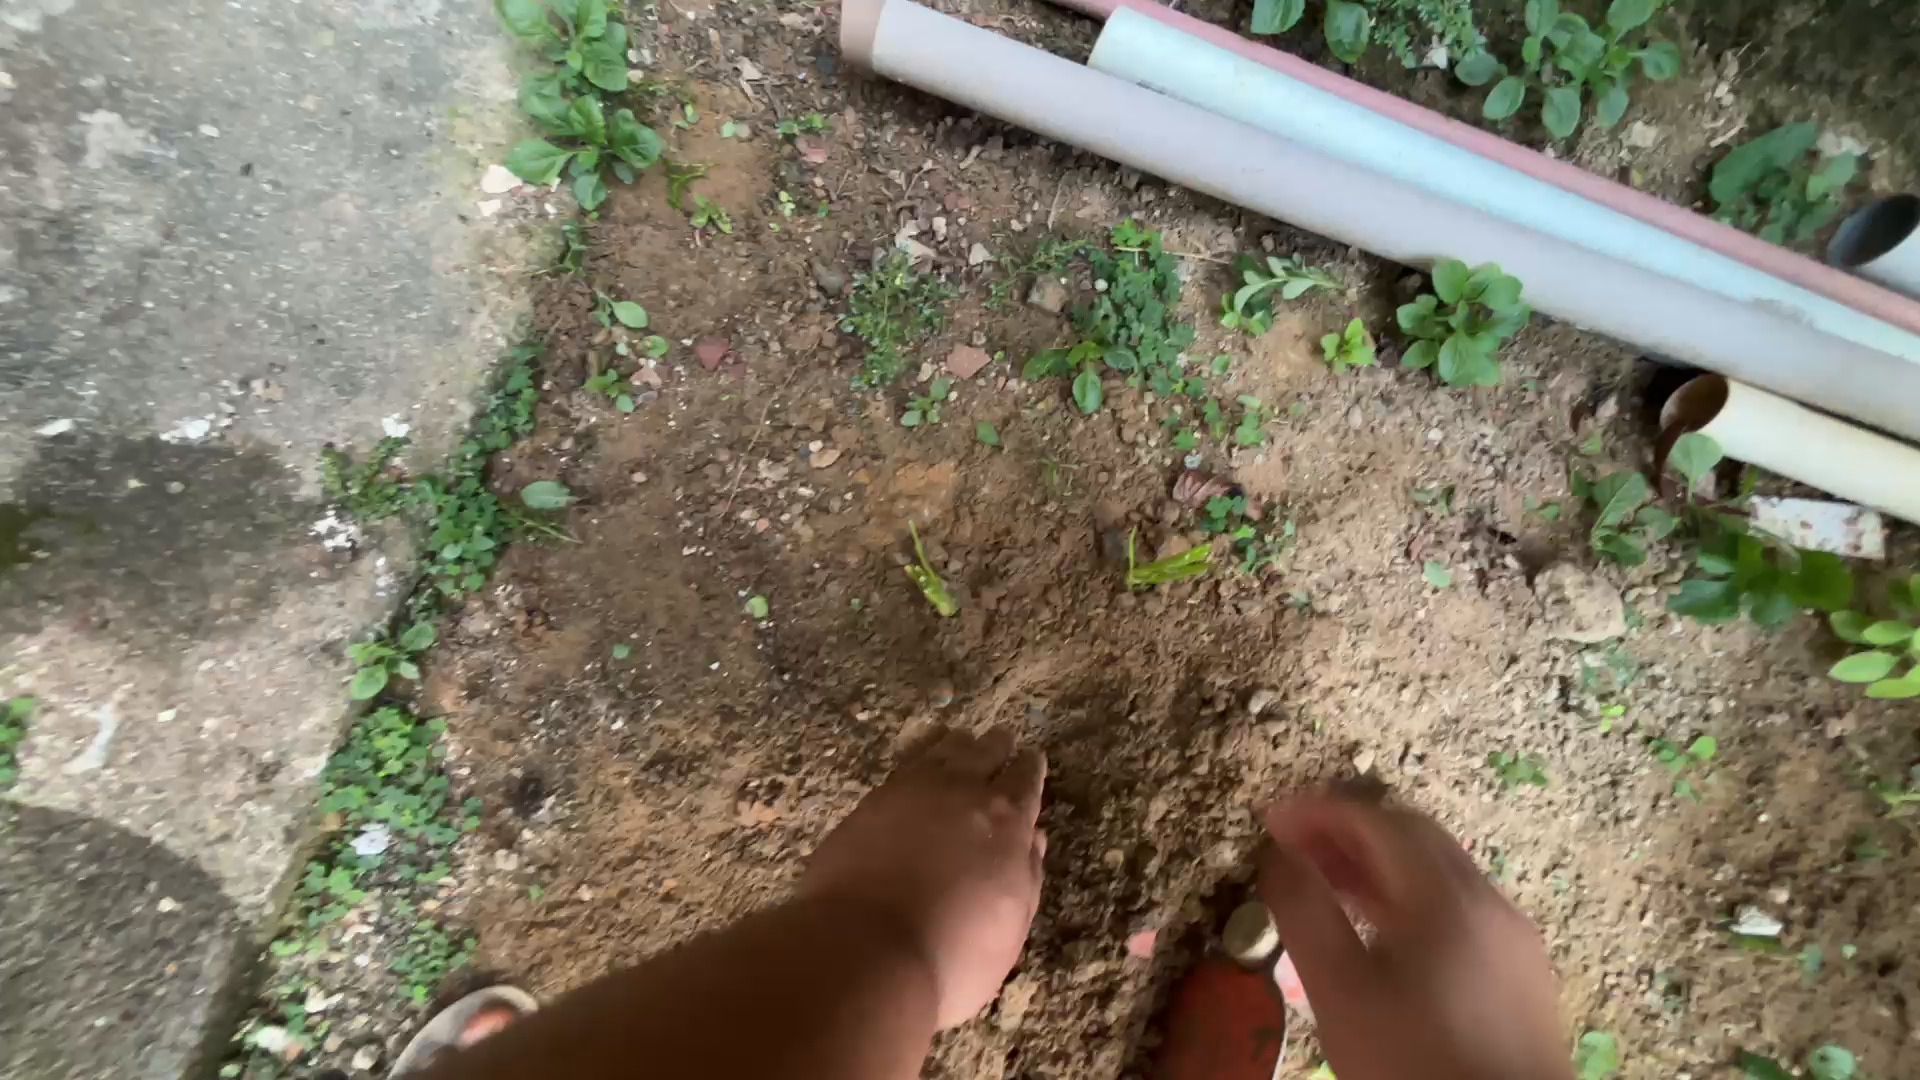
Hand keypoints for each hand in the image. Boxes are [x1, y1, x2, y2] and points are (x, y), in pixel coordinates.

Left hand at [801, 726, 1046, 1028]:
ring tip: (962, 737)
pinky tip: (921, 752)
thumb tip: (1033, 836)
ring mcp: (915, 789)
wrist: (865, 949)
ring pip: (944, 749)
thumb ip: (1026, 874)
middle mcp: (964, 792)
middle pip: (985, 754)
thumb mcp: (1010, 925)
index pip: (1025, 781)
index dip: (1030, 768)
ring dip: (958, 743)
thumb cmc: (952, 952)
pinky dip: (921, 749)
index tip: (1032, 758)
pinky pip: (907, 760)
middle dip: (996, 746)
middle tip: (1001, 737)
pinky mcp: (875, 798)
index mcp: (1006, 821)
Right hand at [1257, 793, 1570, 1079]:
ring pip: (1433, 867)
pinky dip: (1403, 890)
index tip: (1267, 820)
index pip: (1375, 821)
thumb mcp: (1340, 990)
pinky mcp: (1518, 972)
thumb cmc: (1414, 1067)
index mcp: (1449, 898)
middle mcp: (1489, 902)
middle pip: (1409, 834)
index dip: (1316, 810)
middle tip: (1290, 842)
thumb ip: (1302, 910)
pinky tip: (1370, 921)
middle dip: (1344, 827)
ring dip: (1371, 859)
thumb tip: (1277, 855)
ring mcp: (1511, 938)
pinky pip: (1452, 903)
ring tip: (1318, 876)